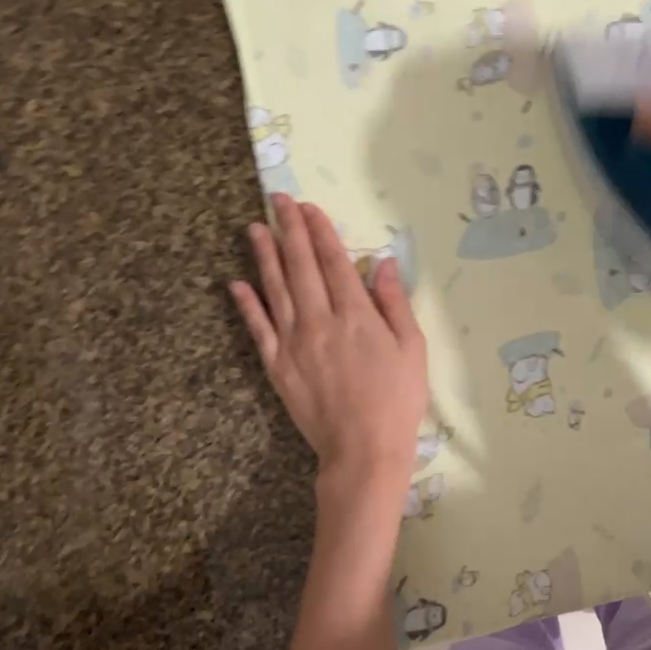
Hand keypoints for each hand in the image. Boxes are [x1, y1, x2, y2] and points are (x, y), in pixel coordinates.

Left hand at [230, 196, 427, 487]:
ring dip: (264, 256)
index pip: (335, 263)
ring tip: (255, 228)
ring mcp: (293, 342)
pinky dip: (247, 304)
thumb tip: (384, 263)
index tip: (311, 207)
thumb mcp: (413, 350)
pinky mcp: (277, 365)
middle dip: (290, 231)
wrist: (363, 449)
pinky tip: (238, 282)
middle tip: (278, 200)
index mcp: (357, 316)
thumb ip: (395, 304)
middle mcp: (320, 321)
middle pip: (302, 267)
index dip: (322, 232)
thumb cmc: (398, 400)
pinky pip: (258, 328)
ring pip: (275, 289)